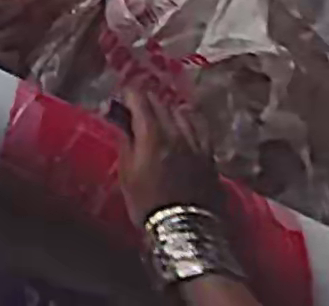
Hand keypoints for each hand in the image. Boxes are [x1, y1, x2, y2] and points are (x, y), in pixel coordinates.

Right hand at [116, 86, 224, 225]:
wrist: (185, 234)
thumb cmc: (148, 203)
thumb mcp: (127, 173)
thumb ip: (125, 141)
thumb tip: (120, 120)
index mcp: (151, 134)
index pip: (139, 98)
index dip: (128, 93)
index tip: (121, 97)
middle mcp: (175, 131)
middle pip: (159, 102)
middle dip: (145, 100)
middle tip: (136, 107)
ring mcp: (195, 142)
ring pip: (180, 111)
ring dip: (166, 109)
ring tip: (159, 115)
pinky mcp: (209, 154)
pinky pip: (200, 127)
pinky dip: (189, 119)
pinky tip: (185, 122)